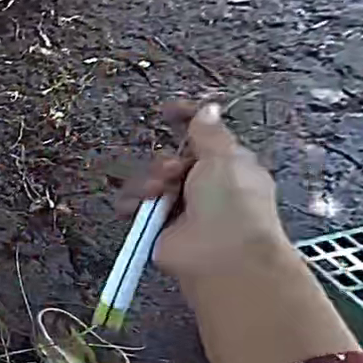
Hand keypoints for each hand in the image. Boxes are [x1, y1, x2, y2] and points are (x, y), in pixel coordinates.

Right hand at [131, 100, 356, 362]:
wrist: (220, 254)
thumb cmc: (232, 204)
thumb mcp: (224, 159)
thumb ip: (209, 134)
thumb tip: (208, 108)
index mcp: (228, 165)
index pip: (204, 135)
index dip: (186, 121)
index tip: (166, 110)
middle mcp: (203, 185)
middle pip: (171, 159)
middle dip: (165, 163)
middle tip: (171, 173)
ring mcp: (179, 206)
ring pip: (149, 181)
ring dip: (148, 183)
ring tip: (156, 195)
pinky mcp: (157, 225)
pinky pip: (135, 205)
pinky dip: (131, 204)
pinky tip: (133, 208)